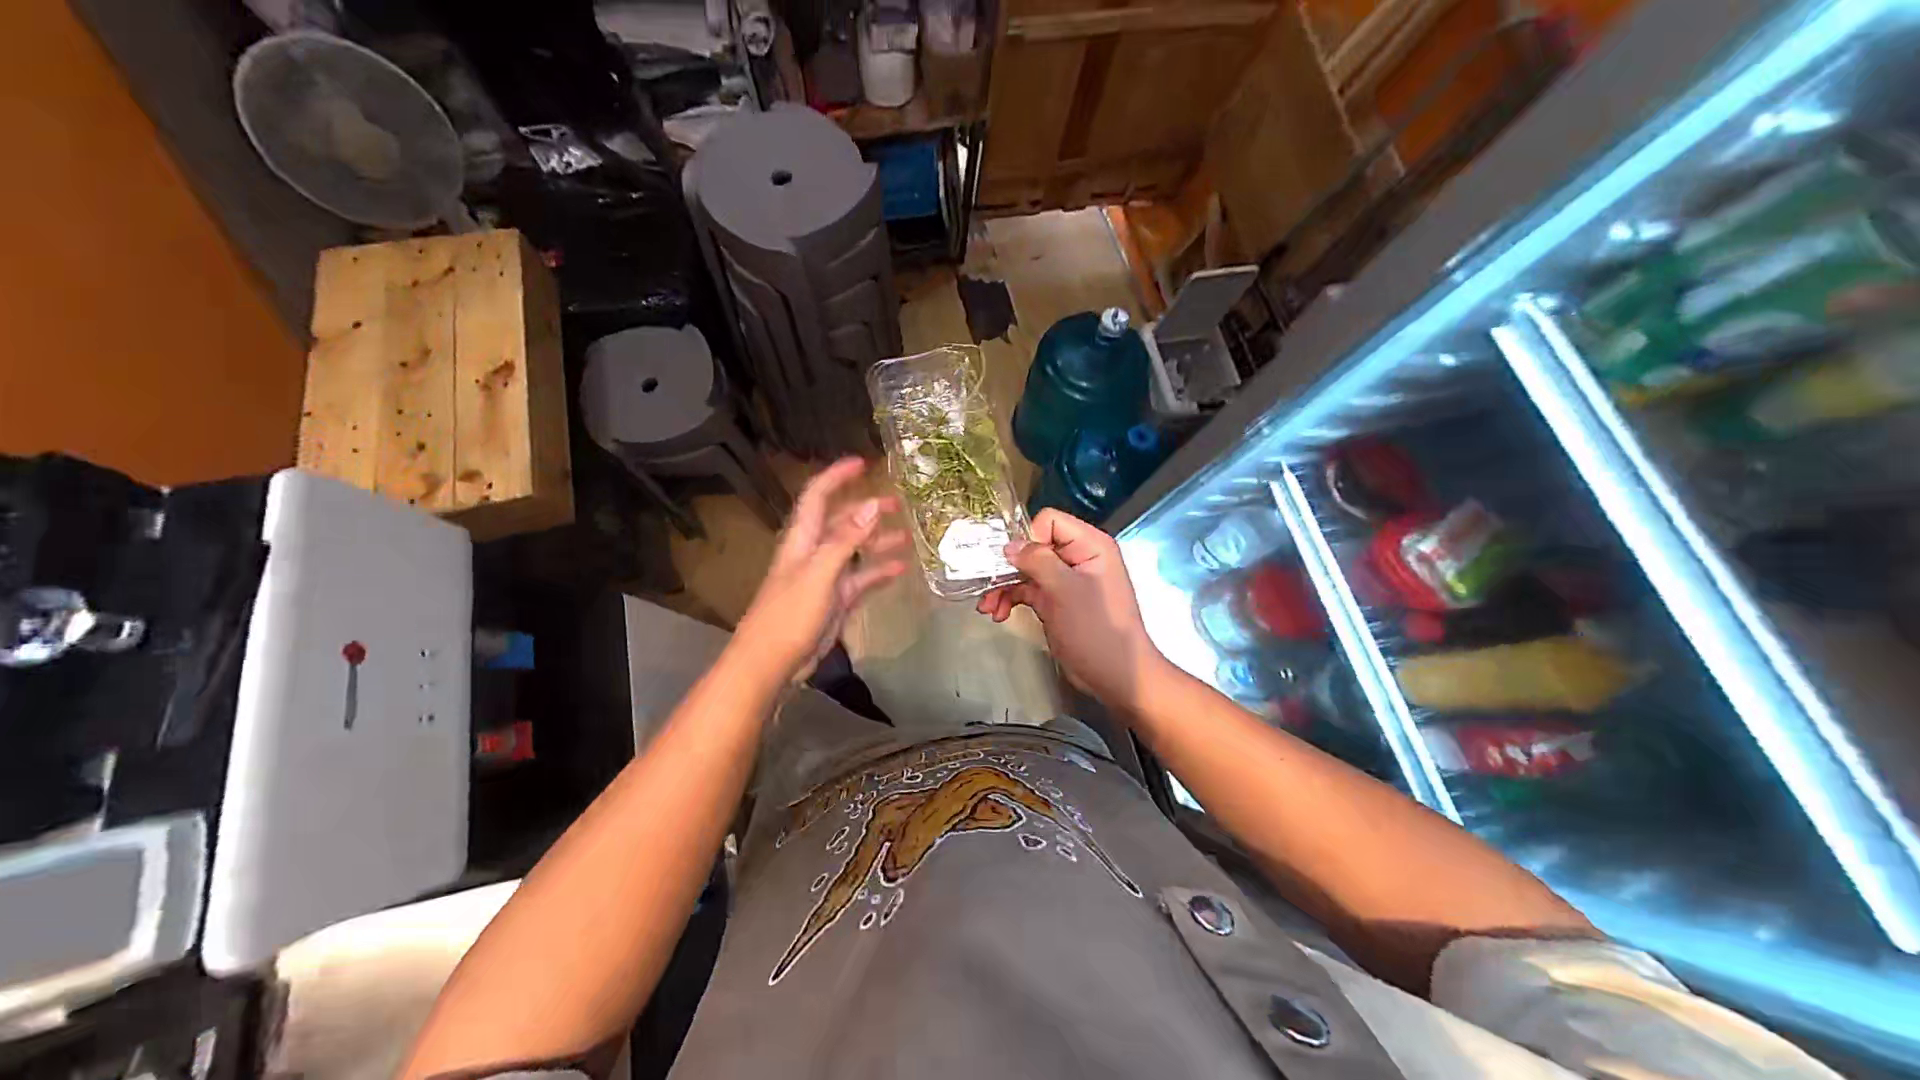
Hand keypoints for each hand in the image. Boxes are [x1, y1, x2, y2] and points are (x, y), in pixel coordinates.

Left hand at [734, 458, 909, 682]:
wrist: (770, 664)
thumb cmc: (788, 616)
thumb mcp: (819, 574)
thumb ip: (846, 540)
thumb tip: (872, 505)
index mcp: (803, 540)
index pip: (818, 497)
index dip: (837, 477)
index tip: (862, 462)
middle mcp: (814, 553)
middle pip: (841, 522)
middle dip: (867, 509)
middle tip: (898, 503)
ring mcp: (825, 579)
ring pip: (855, 552)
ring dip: (878, 542)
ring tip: (907, 537)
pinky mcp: (834, 602)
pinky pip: (860, 580)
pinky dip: (878, 573)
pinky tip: (900, 571)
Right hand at [976, 509, 1172, 713]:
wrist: (1116, 676)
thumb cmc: (1097, 629)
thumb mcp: (1066, 590)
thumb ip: (1038, 561)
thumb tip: (1010, 545)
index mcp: (1090, 545)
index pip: (1049, 521)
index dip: (1029, 538)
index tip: (1014, 563)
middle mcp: (1077, 558)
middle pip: (1034, 546)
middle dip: (1008, 566)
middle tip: (986, 584)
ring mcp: (1066, 581)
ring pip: (1026, 570)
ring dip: (1004, 586)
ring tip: (988, 607)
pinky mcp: (1056, 602)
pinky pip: (1028, 591)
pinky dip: (1011, 599)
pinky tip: (998, 613)